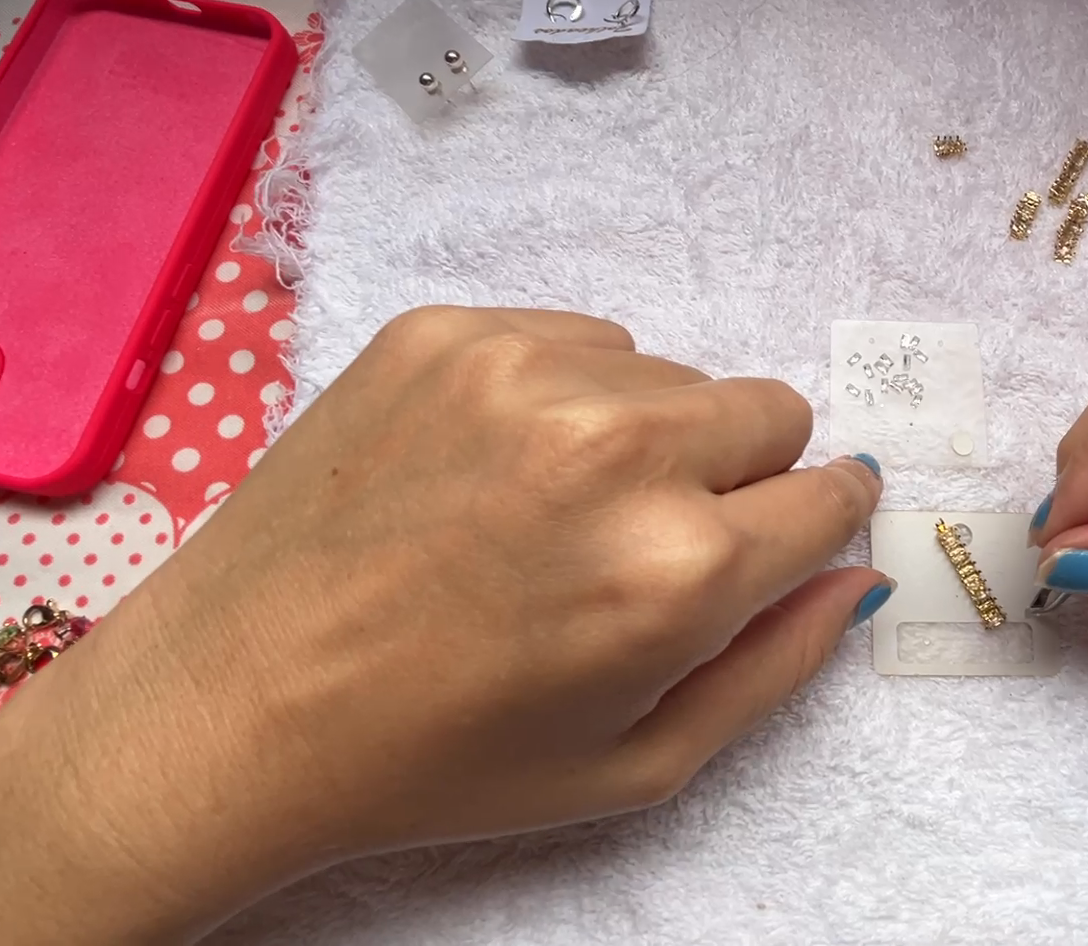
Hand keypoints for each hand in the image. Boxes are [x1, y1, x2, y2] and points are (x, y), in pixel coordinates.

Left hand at [0, 307, 891, 941]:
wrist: (230, 703)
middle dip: (743, 470)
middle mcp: (619, 445)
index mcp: (676, 567)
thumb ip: (778, 663)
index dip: (826, 509)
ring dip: (652, 434)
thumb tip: (857, 572)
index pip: (828, 495)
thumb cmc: (451, 756)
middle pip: (770, 409)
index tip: (806, 513)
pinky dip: (574, 394)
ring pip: (676, 374)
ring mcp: (527, 369)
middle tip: (658, 525)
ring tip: (558, 500)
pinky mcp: (452, 328)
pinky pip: (587, 338)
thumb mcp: (641, 760)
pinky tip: (500, 459)